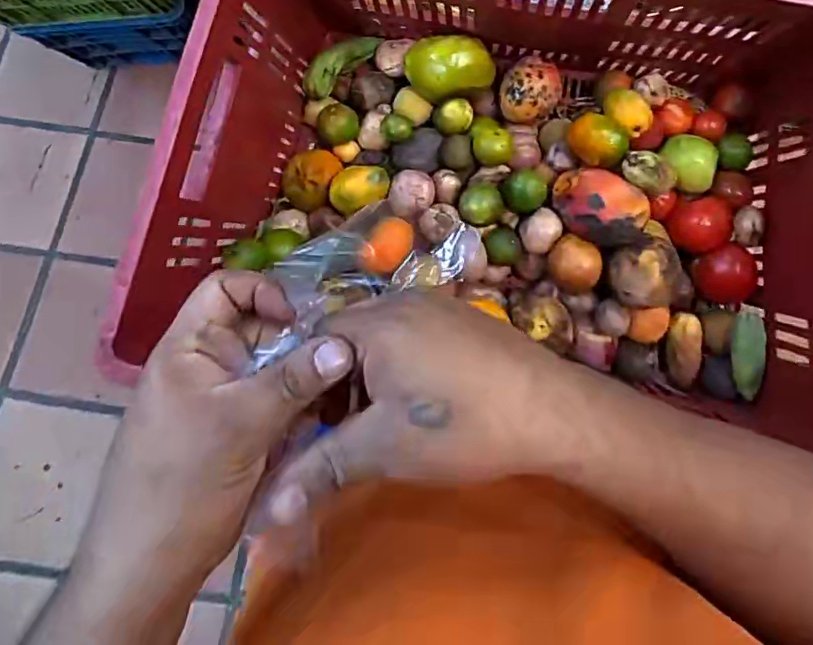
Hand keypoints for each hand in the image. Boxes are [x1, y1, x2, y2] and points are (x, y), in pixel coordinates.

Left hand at [36, 271, 351, 641]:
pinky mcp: (241, 426)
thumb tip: (345, 345)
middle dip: (300, 336)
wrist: (147, 571)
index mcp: (190, 347)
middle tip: (341, 352)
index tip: (299, 318)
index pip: (226, 287)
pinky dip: (302, 401)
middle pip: (261, 326)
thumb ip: (295, 380)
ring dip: (307, 372)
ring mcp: (225, 396)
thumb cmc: (182, 484)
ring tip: (340, 386)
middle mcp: (208, 363)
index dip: (264, 291)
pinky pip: (278, 396)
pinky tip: (326, 415)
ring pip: (276, 363)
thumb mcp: (242, 424)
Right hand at [261, 293, 606, 526]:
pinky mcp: (462, 315)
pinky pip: (412, 330)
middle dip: (336, 381)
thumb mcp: (383, 449)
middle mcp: (402, 300)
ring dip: (369, 373)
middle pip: (346, 335)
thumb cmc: (459, 425)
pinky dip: (400, 360)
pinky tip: (422, 397)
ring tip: (382, 419)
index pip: (313, 341)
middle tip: (344, 428)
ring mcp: (437, 303)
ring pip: (380, 334)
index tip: (309, 426)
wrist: (549, 407)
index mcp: (375, 322)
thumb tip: (263, 511)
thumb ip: (320, 468)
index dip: (303, 385)